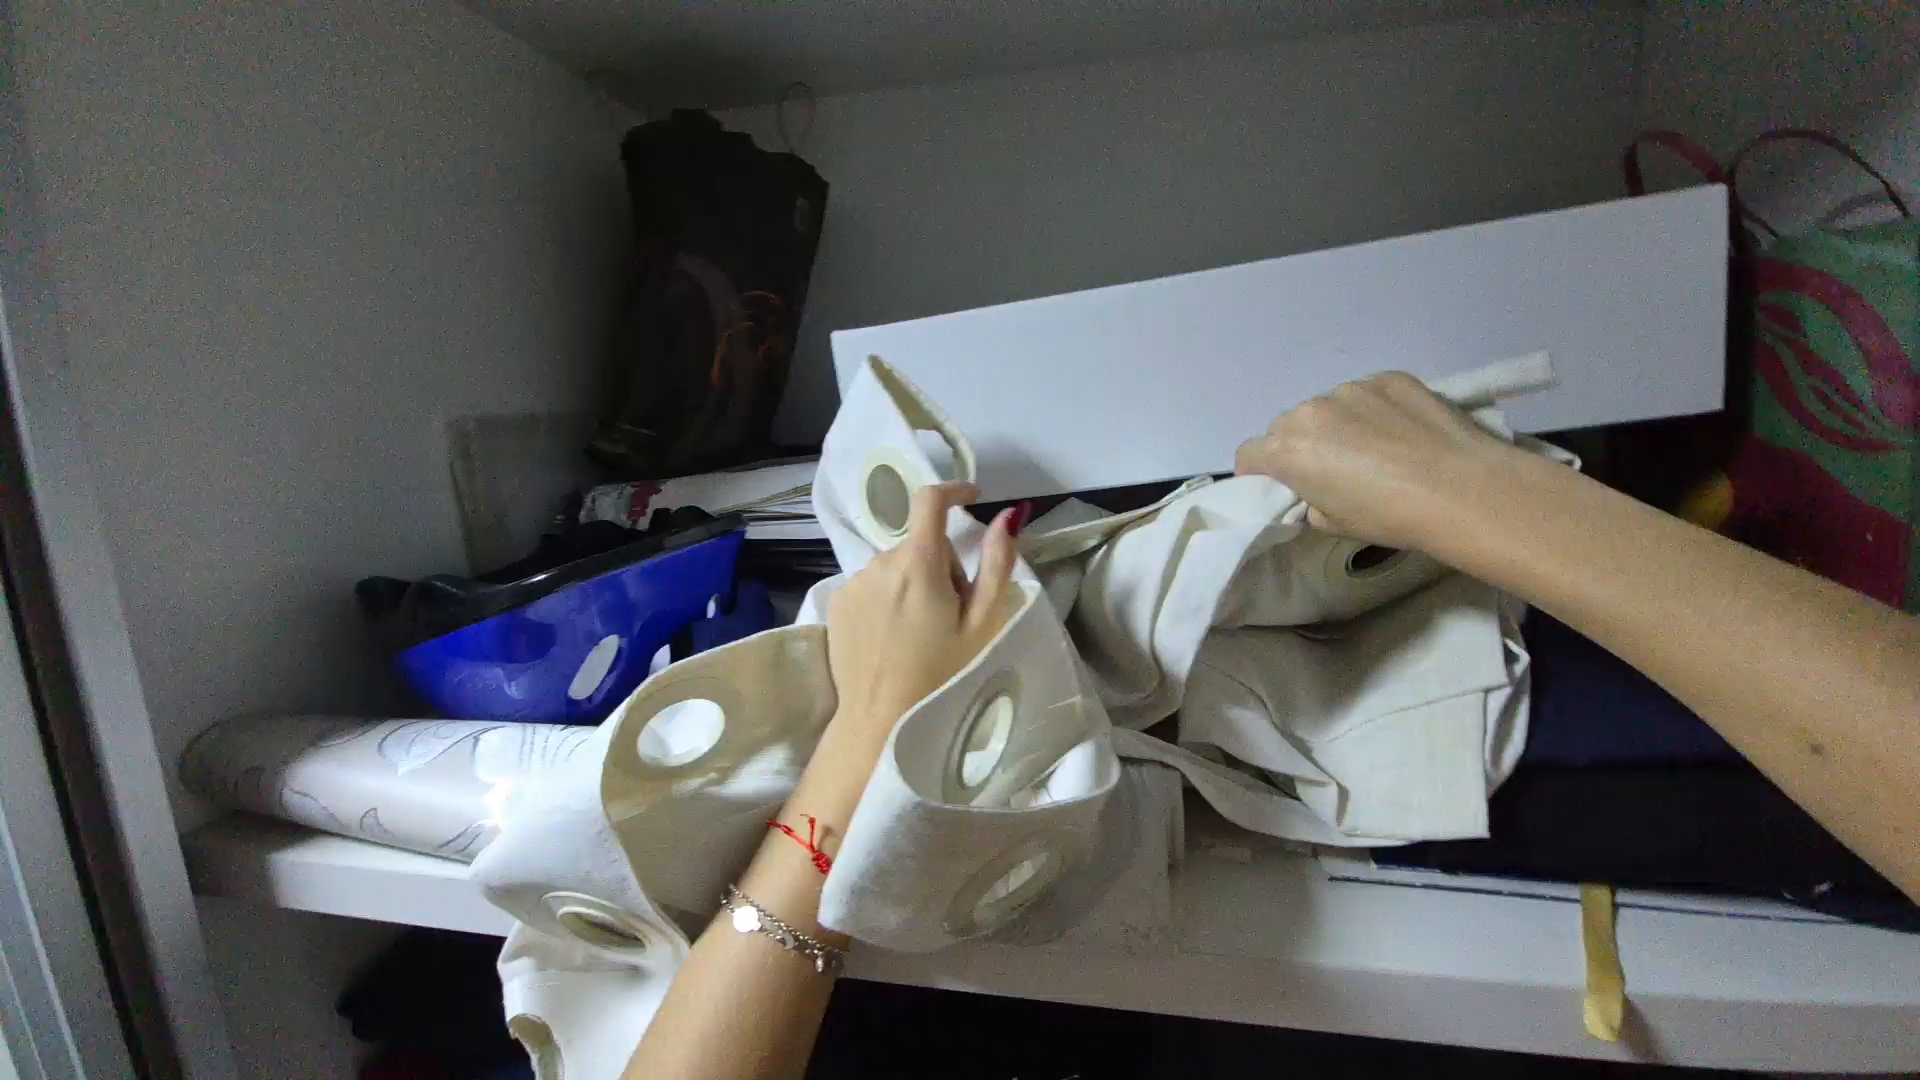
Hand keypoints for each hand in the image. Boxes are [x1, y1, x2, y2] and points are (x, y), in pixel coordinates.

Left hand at [824, 481, 1019, 747]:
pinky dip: (886, 597)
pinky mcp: (836, 603)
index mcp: (918, 562)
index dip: (954, 490)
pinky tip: (892, 636)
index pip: (930, 500)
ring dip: (912, 581)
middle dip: (940, 564)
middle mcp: (880, 562)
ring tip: (921, 629)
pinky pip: (870, 584)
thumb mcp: (982, 623)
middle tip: (953, 610)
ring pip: (894, 565)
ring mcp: (854, 582)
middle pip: (919, 544)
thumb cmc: (941, 675)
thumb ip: (998, 563)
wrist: (879, 720)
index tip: (972, 498)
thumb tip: (1009, 516)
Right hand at [1233, 372, 1528, 550]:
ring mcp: (1351, 389)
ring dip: (1336, 426)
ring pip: (1327, 408)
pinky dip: (1372, 411)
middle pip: (1286, 427)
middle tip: (1332, 471)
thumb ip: (1307, 500)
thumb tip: (1313, 490)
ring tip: (1375, 450)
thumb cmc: (1389, 516)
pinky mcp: (1389, 378)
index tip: (1284, 487)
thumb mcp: (1331, 523)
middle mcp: (1310, 411)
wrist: (1465, 489)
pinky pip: (1365, 395)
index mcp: (1286, 449)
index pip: (1248, 454)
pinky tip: (1401, 433)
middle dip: (1298, 446)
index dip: (1260, 473)